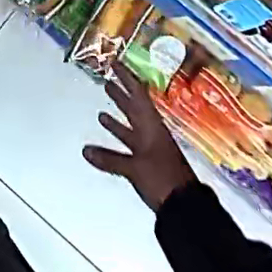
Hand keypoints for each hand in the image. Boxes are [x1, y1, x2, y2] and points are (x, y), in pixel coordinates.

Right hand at [82, 61, 195, 210]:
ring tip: (104, 103)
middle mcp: (152, 133)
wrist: (186, 208)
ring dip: (119, 113)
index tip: (115, 63)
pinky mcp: (148, 161)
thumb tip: (85, 150)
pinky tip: (105, 134)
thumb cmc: (163, 179)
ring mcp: (150, 147)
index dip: (126, 78)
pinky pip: (129, 141)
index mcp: (152, 127)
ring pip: (132, 124)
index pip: (138, 96)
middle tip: (108, 77)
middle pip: (135, 107)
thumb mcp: (134, 167)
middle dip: (122, 92)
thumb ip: (110, 159)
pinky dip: (118, 135)